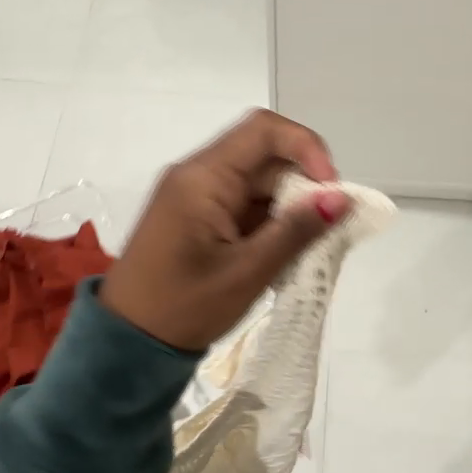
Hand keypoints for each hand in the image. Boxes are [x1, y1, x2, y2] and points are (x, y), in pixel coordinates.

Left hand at [101, 109, 350, 350]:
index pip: (264, 131)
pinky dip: (271, 224)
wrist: (130, 341)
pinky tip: (285, 254)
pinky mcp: (198, 219)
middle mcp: (198, 176)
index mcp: (203, 178)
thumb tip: (342, 198)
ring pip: (258, 184)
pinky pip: (245, 206)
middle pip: (264, 157)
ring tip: (309, 248)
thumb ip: (296, 232)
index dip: (307, 148)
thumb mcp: (247, 272)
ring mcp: (196, 197)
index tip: (331, 191)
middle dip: (303, 186)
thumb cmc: (184, 307)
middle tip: (327, 229)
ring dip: (290, 208)